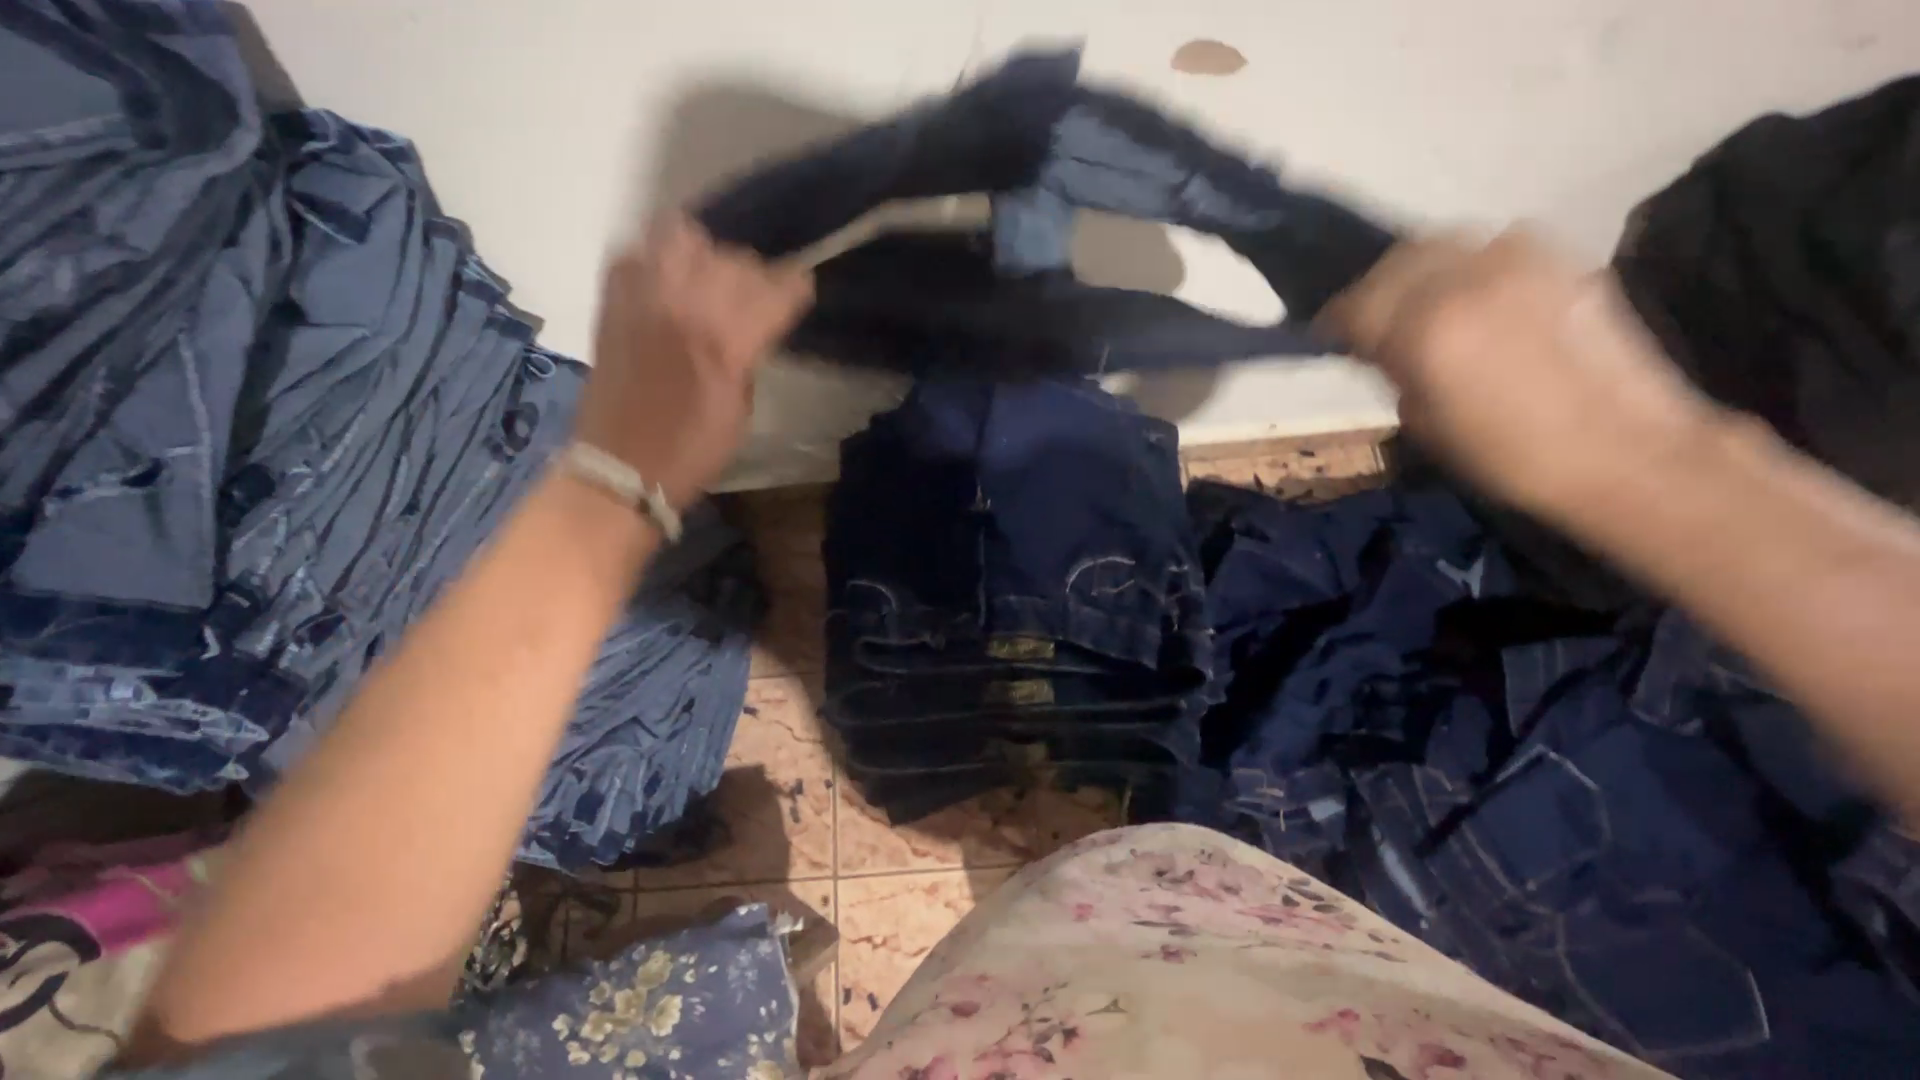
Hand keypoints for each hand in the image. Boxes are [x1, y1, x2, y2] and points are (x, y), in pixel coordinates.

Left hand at [574, 217, 812, 507]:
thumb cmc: (692, 450)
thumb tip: (752, 326)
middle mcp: (687, 308)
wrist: (619, 467)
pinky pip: (636, 253)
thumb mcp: (741, 409)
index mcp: (727, 343)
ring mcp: (644, 298)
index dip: (795, 287)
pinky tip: (666, 283)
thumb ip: (748, 356)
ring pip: (684, 239)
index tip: (800, 289)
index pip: (776, 289)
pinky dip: (656, 260)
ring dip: (704, 255)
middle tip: (753, 295)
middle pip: (734, 259)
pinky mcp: (612, 301)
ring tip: (707, 278)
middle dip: (752, 274)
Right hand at [1318, 229, 1718, 517]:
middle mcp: (1466, 282)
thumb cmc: (1510, 457)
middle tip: (1371, 318)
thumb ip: (1395, 369)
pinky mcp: (1560, 261)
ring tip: (1421, 301)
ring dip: (1421, 270)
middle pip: (1397, 261)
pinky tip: (1474, 296)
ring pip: (1444, 243)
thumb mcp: (1424, 422)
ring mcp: (1518, 264)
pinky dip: (1471, 265)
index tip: (1328, 336)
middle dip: (1375, 288)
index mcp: (1426, 329)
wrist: (1626, 450)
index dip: (1334, 321)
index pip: (1355, 305)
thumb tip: (1382, 346)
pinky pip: (1494, 246)